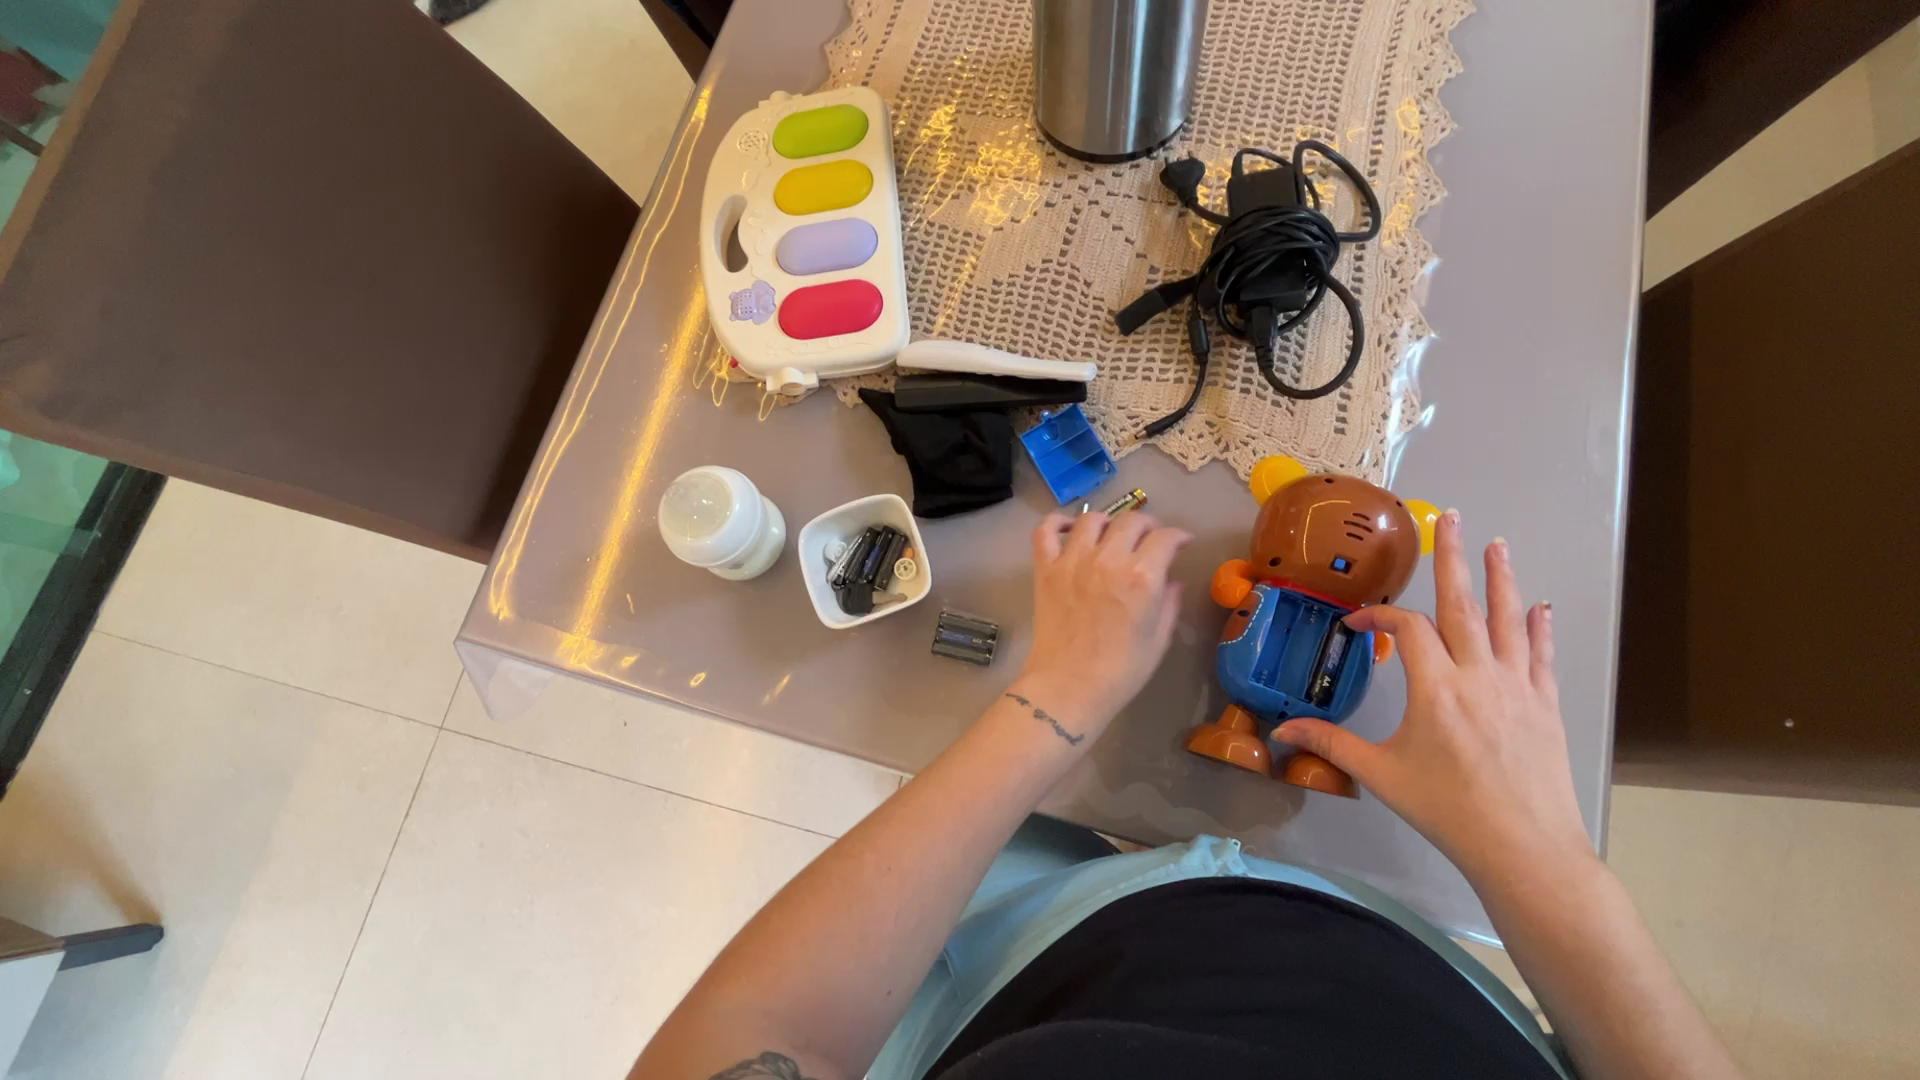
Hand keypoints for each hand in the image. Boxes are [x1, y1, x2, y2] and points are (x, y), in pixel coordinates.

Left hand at [1015, 511, 1190, 734]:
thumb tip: (1171, 580)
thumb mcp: (1159, 639)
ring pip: (1092, 519)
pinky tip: (1068, 529)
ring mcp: (1072, 560)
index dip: (1179, 536)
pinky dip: (1057, 523)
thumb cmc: (1121, 671)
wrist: (1069, 686)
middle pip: (1131, 521)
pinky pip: (1045, 530)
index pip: (1166, 538)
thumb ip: (1169, 602)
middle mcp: (1108, 559)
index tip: (1181, 543)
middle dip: (1148, 525)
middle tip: (1150, 539)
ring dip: (1108, 522)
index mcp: (1142, 577)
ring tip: (1111, 534)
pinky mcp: (1046, 568)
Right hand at [1274, 510, 1591, 882]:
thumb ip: (1330, 742)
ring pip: (1508, 620)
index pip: (1407, 630)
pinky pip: (1540, 655)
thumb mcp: (1380, 774)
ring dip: (1500, 579)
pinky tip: (1539, 608)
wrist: (1525, 848)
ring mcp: (1518, 687)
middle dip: (1454, 559)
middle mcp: (1478, 675)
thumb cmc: (1446, 808)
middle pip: (1463, 605)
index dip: (1380, 618)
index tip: (1359, 626)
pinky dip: (1538, 628)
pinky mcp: (1545, 705)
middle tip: (1452, 519)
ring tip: (1496, 543)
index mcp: (1435, 688)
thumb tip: (1280, 730)